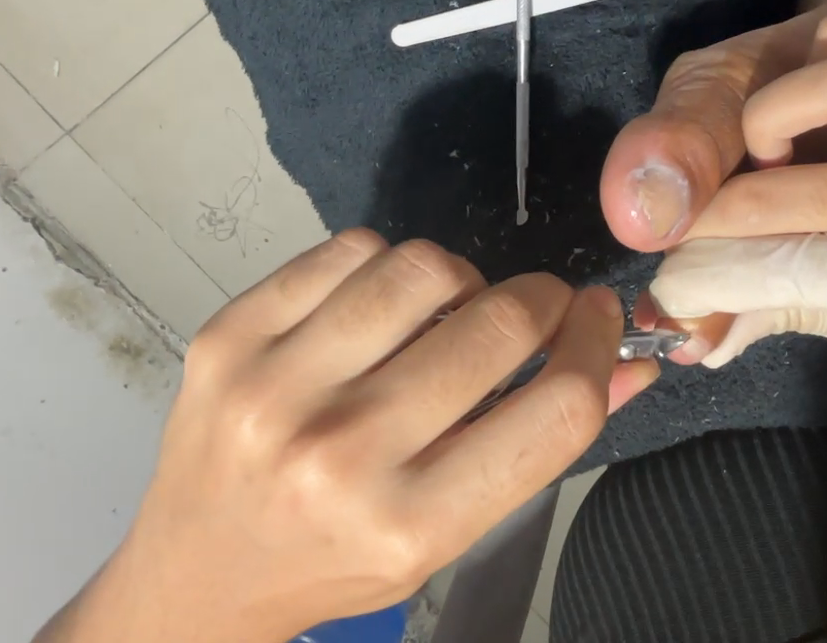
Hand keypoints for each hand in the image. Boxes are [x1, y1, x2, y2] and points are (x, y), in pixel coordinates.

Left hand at [38, 231, 657, 642]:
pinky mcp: (229, 334)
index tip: (597, 313)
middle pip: (499, 325)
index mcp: (410, 524)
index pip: (557, 410)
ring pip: (425, 267)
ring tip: (448, 311)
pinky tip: (378, 304)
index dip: (596, 343)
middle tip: (537, 305)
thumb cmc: (339, 560)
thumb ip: (544, 443)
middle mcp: (341, 455)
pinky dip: (387, 262)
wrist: (194, 577)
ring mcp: (274, 387)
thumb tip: (633, 361)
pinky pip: (351, 248)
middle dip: (542, 299)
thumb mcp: (451, 531)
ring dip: (461, 279)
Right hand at [644, 7, 826, 367]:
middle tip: (689, 220)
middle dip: (707, 211)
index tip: (665, 277)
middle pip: (777, 187)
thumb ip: (779, 314)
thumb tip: (693, 334)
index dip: (700, 271)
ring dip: (776, 109)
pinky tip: (813, 79)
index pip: (770, 267)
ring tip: (763, 147)